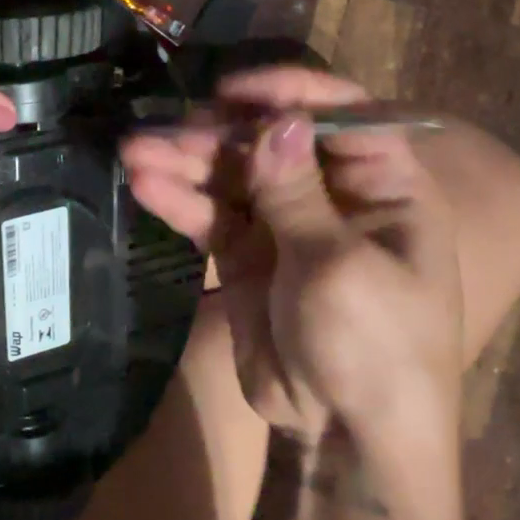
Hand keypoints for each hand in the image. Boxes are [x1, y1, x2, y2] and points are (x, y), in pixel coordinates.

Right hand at [121, 68, 464, 444]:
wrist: (344, 429)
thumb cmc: (373, 344)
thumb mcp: (339, 265)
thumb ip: (297, 193)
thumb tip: (277, 123)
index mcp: (386, 191)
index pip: (343, 119)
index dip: (292, 94)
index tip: (235, 90)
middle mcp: (335, 199)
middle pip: (272, 145)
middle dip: (219, 134)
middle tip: (166, 132)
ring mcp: (285, 227)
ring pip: (231, 177)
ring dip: (184, 163)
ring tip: (134, 151)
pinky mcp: (245, 257)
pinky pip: (210, 217)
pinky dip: (179, 201)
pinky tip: (144, 185)